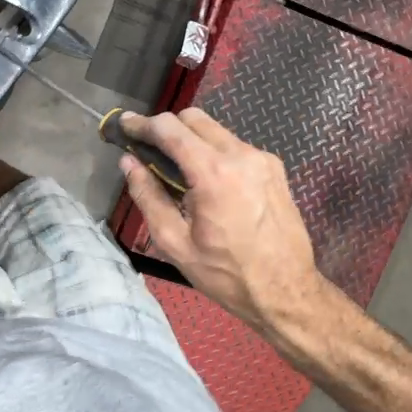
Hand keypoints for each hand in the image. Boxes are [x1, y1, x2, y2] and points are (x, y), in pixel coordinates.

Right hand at [119, 109, 329, 342]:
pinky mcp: (274, 168)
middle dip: (167, 128)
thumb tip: (128, 162)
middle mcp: (241, 155)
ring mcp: (262, 159)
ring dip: (191, 140)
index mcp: (214, 173)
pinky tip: (208, 183)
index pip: (170, 128)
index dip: (142, 124)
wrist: (288, 292)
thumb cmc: (227, 274)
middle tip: (148, 150)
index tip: (124, 126)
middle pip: (193, 119)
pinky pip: (234, 146)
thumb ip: (147, 196)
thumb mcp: (174, 242)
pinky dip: (213, 152)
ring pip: (215, 130)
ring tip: (178, 172)